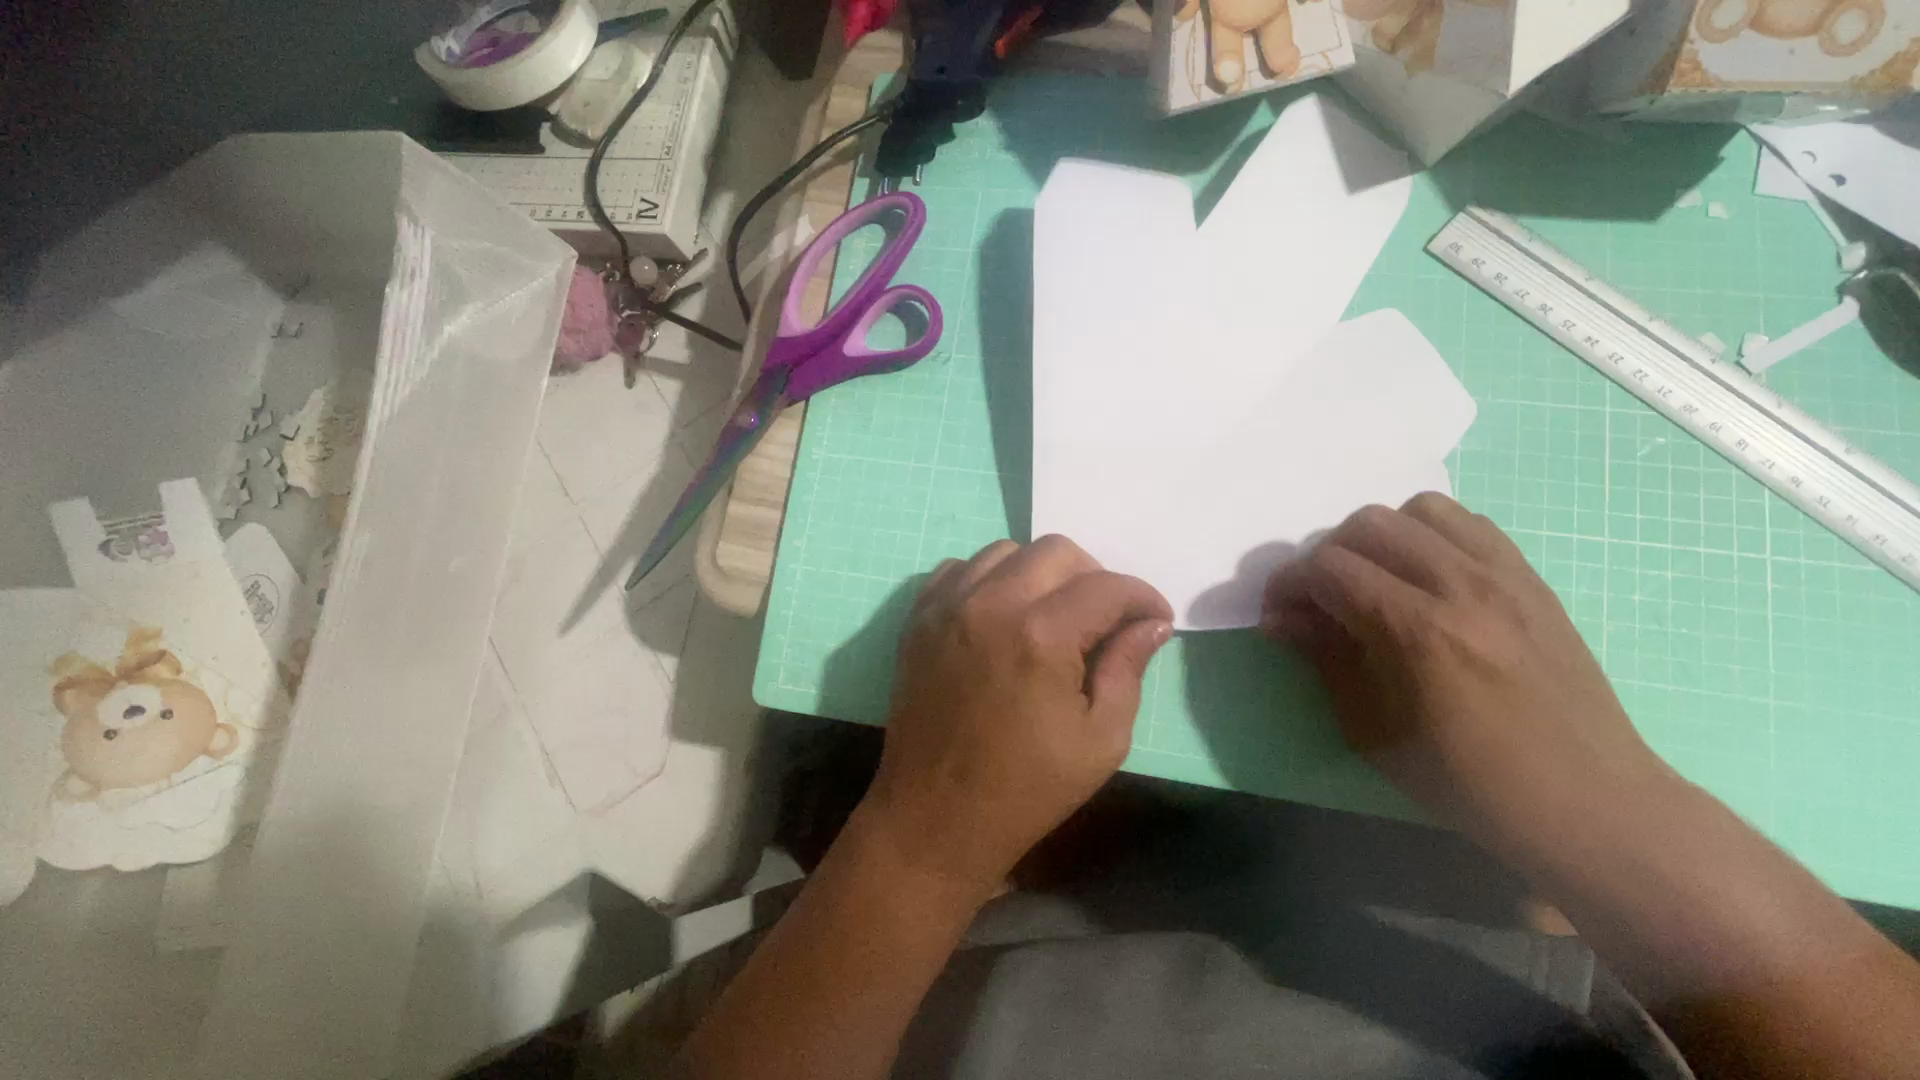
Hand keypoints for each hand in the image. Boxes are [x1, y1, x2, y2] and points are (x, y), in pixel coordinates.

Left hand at [859, 536, 1173, 895]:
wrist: (936, 817)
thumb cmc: (1028, 788)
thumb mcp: (1101, 739)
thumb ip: (1128, 668)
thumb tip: (1151, 623)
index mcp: (1040, 635)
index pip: (1107, 586)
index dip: (1143, 597)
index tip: (1155, 618)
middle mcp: (990, 603)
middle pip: (1057, 551)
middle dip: (1093, 577)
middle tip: (1103, 620)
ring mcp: (947, 607)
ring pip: (1005, 551)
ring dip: (1039, 574)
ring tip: (1051, 616)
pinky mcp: (918, 619)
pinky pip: (960, 570)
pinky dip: (989, 580)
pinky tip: (1002, 617)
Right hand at [1261, 494, 1681, 864]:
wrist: (1586, 800)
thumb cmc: (1467, 781)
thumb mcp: (1372, 732)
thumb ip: (1324, 660)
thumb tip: (1281, 619)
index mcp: (1417, 631)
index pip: (1329, 568)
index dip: (1288, 584)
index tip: (1277, 614)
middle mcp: (1461, 586)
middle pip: (1369, 524)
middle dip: (1327, 555)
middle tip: (1321, 599)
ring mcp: (1505, 576)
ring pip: (1421, 510)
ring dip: (1381, 537)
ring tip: (1375, 580)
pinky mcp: (1532, 580)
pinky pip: (1470, 525)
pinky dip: (1431, 536)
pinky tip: (1425, 578)